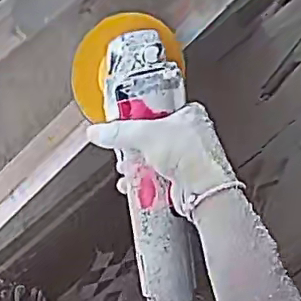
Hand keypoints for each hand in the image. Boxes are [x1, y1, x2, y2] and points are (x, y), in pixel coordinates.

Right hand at [87, 102, 235, 206]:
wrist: (202, 190)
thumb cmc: (189, 155)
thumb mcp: (146, 134)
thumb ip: (119, 132)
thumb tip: (98, 132)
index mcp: (188, 114)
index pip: (158, 111)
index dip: (139, 118)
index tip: (124, 124)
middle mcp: (191, 137)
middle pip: (153, 139)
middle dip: (134, 150)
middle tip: (124, 151)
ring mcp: (187, 161)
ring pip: (154, 162)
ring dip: (138, 168)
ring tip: (127, 170)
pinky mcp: (182, 182)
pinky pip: (158, 181)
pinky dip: (145, 185)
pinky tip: (136, 186)